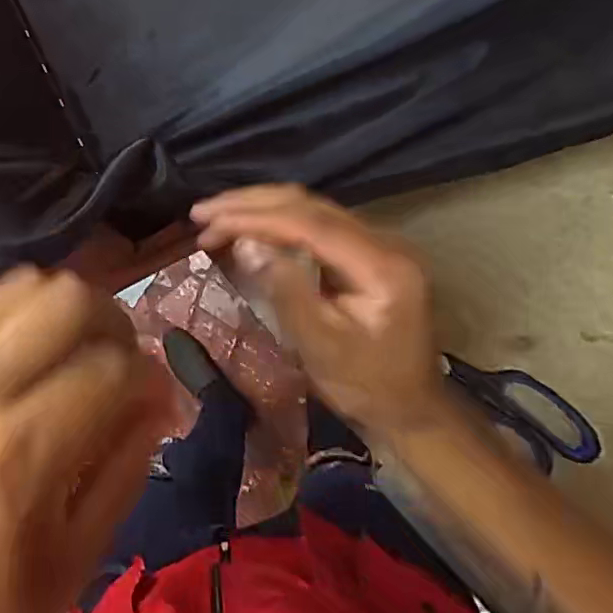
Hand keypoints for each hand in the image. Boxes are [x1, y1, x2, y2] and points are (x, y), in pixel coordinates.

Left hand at [0, 267, 169, 612]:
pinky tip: (28, 339)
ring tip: (75, 346)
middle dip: (113, 323)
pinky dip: (16, 305)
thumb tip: (160, 394)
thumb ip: (128, 462)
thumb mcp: (78, 555)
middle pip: (68, 300)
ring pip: (22, 284)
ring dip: (65, 307)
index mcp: (20, 453)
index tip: (157, 394)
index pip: (112, 368)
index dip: (150, 375)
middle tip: (120, 359)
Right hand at [192, 185, 448, 433]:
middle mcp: (382, 240)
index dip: (253, 217)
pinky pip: (312, 220)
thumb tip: (244, 243)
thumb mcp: (321, 346)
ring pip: (308, 206)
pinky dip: (274, 219)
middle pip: (307, 204)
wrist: (411, 409)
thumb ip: (285, 290)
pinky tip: (245, 226)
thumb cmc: (365, 386)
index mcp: (381, 265)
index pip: (308, 223)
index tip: (208, 221)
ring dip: (258, 207)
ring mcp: (375, 241)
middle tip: (200, 213)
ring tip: (214, 217)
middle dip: (249, 204)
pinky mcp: (363, 249)